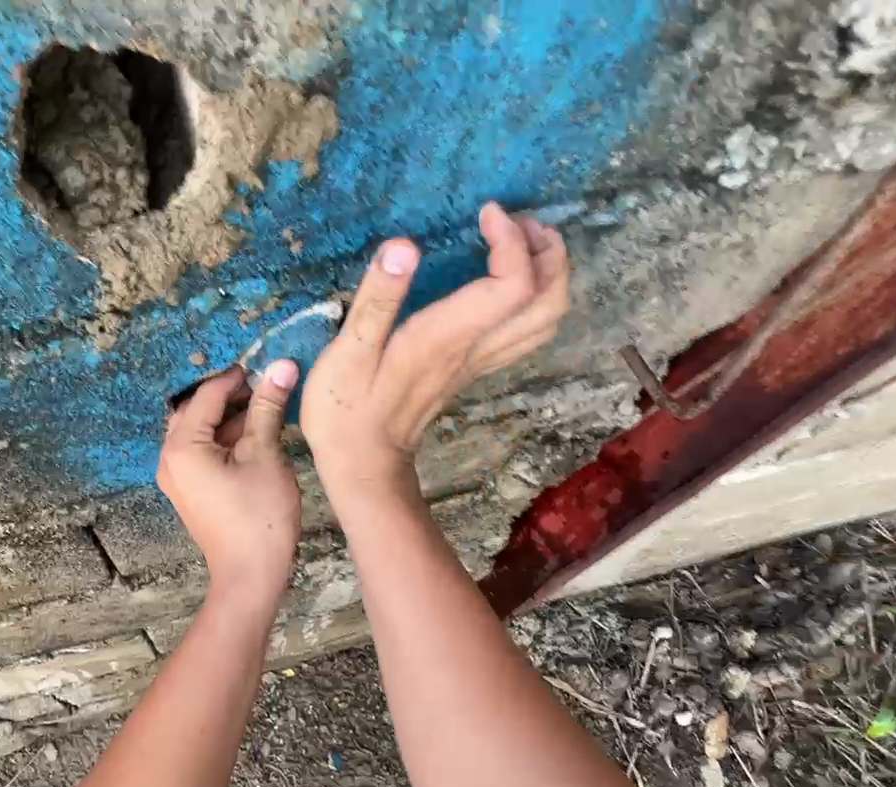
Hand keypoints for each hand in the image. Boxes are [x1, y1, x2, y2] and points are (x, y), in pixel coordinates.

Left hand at [157, 362, 302, 598]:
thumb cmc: (259, 518)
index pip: (207, 395)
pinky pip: (203, 454)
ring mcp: (178, 478)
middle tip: (267, 389)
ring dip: (231, 419)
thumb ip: (267, 408)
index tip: (269, 367)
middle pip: (198, 411)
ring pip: (201, 432)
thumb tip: (281, 367)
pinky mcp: (191, 492)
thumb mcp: (265, 455)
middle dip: (232, 397)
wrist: (250, 576)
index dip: (238, 377)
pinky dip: (226, 442)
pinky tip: (257, 439)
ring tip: (268, 413)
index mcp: (181, 447)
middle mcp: (170, 459)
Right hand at [301, 203, 569, 496]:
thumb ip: (377, 298)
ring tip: (520, 244)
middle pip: (549, 299)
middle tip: (519, 222)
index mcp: (448, 337)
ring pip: (546, 319)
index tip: (484, 213)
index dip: (511, 238)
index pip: (514, 281)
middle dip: (548, 251)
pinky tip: (505, 283)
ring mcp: (477, 364)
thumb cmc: (346, 411)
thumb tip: (404, 245)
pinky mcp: (470, 371)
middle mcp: (474, 349)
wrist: (362, 464)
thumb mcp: (349, 353)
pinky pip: (525, 333)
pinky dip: (532, 299)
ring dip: (548, 274)